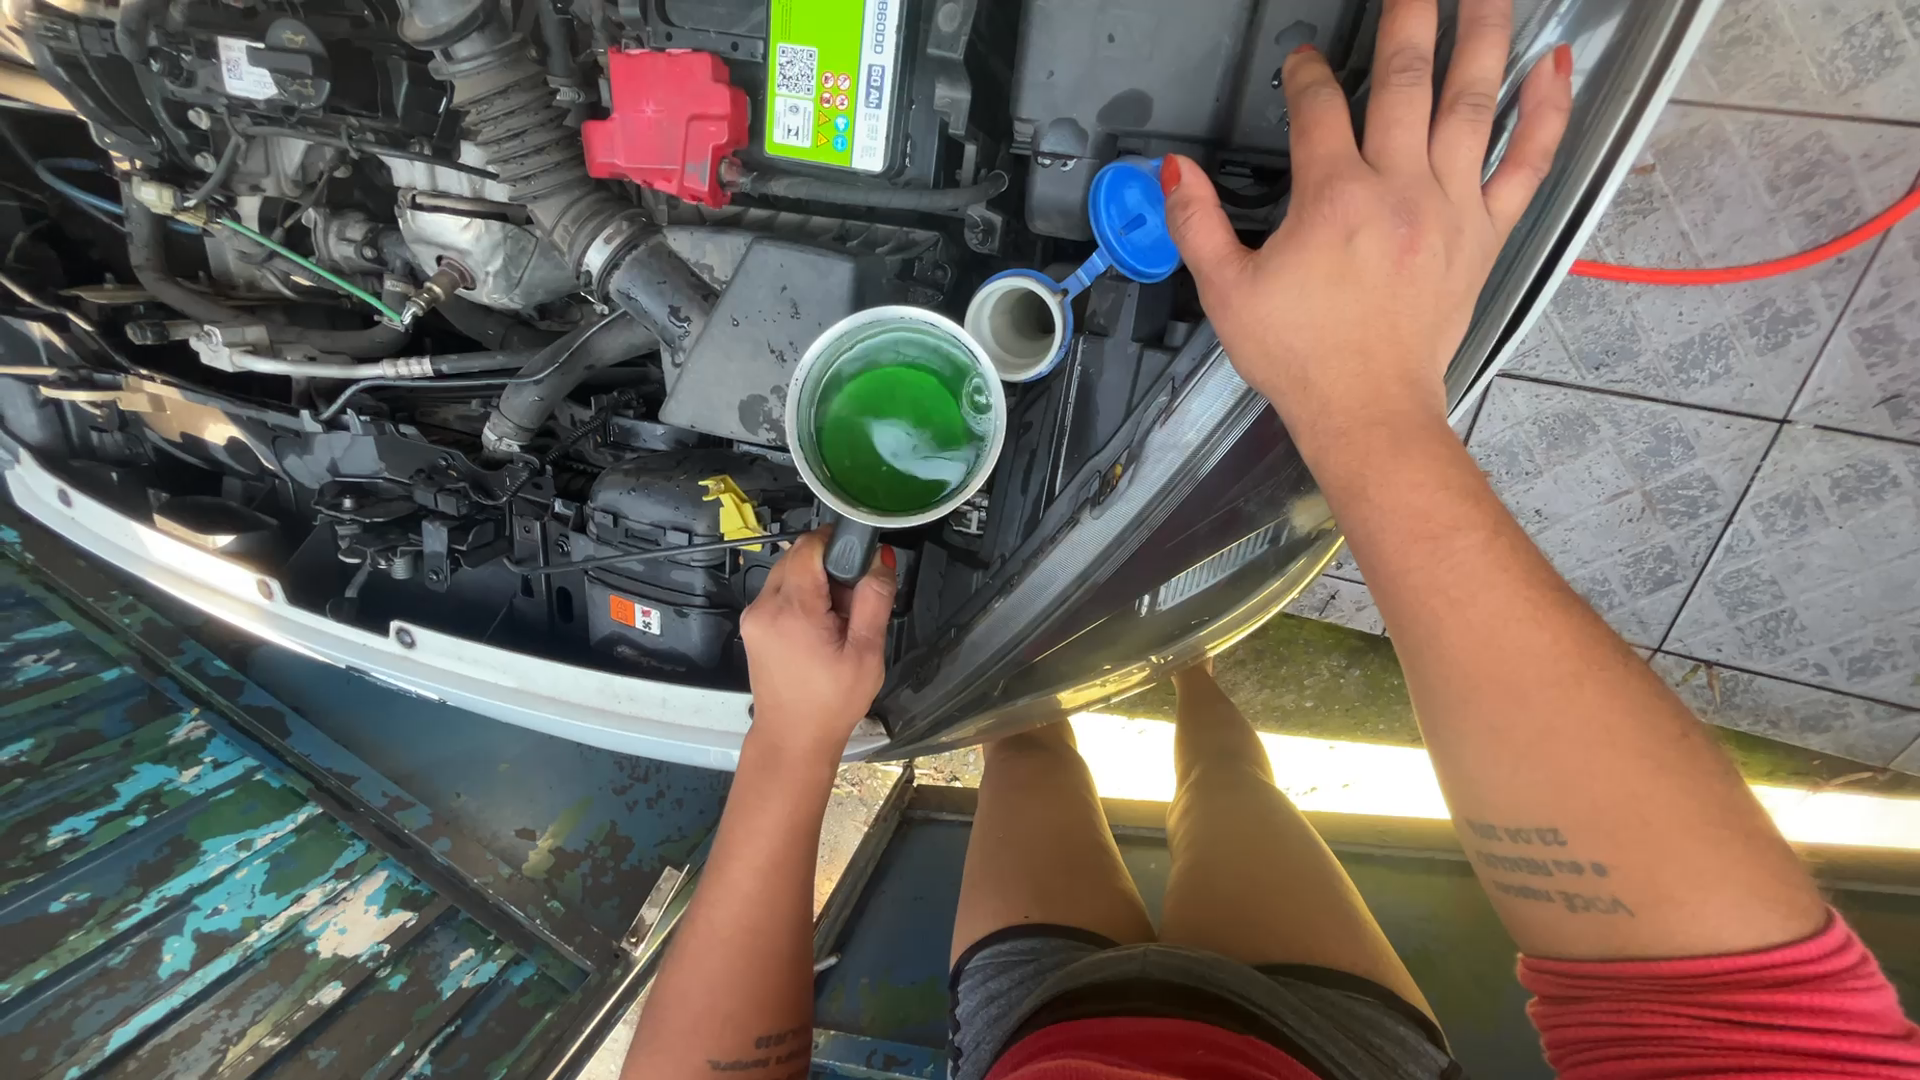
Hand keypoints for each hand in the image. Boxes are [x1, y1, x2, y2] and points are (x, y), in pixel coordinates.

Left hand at [738, 528, 896, 755]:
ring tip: (839, 618)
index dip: (839, 544)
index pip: (810, 546)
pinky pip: (780, 592)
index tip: (862, 561)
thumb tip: (881, 556)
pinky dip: (803, 597)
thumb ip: (874, 598)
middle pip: (798, 557)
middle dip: (830, 567)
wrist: (793, 740)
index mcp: (792, 609)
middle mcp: (764, 605)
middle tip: (855, 599)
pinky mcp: (753, 625)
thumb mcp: (866, 652)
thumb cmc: (833, 701)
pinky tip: (821, 626)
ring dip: (816, 582)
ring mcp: (753, 615)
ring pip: (788, 572)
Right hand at [1163, 0, 1572, 444]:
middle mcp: (1399, 186)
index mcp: (1332, 199)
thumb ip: (1197, 225)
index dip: (1305, 76)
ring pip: (1474, 98)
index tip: (1299, 62)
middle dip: (1406, 16)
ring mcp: (1451, 205)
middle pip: (1406, 78)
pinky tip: (1556, 63)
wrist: (1363, 407)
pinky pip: (1529, 161)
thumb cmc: (1294, 355)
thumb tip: (1174, 170)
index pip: (1318, 110)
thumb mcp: (1225, 294)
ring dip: (1483, 30)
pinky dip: (1548, 110)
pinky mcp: (1484, 232)